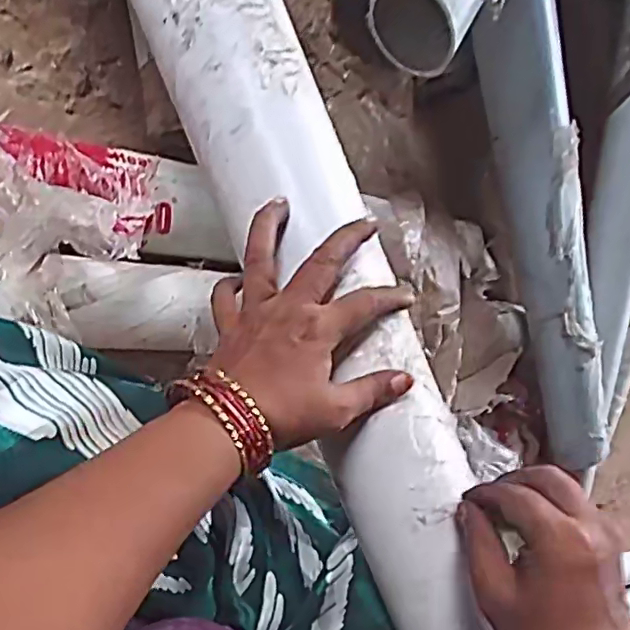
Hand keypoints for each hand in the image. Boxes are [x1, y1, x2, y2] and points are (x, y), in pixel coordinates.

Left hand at [203, 200, 417, 447]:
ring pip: (261, 258)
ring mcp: (255, 313)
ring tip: (278, 205)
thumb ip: (371, 391)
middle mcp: (287, 310)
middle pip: (321, 262)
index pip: (364, 304)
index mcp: (318, 329)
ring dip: (270, 228)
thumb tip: (402, 382)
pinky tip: (235, 279)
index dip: (388, 298)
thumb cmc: (281, 416)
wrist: (229, 424)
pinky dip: (229, 283)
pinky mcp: (230, 326)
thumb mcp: (336, 409)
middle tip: (362, 223)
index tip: (403, 297)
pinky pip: (225, 295)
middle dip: (346, 239)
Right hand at [457, 466, 629, 629]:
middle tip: (489, 498)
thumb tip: (471, 514)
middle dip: (512, 480)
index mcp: (561, 539)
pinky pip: (578, 503)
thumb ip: (478, 543)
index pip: (516, 493)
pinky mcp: (611, 538)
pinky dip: (553, 503)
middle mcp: (590, 527)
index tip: (472, 501)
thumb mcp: (495, 593)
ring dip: (534, 489)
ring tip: (508, 511)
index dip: (486, 493)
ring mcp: (606, 531)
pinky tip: (533, 525)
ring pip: (566, 484)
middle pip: (547, 475)